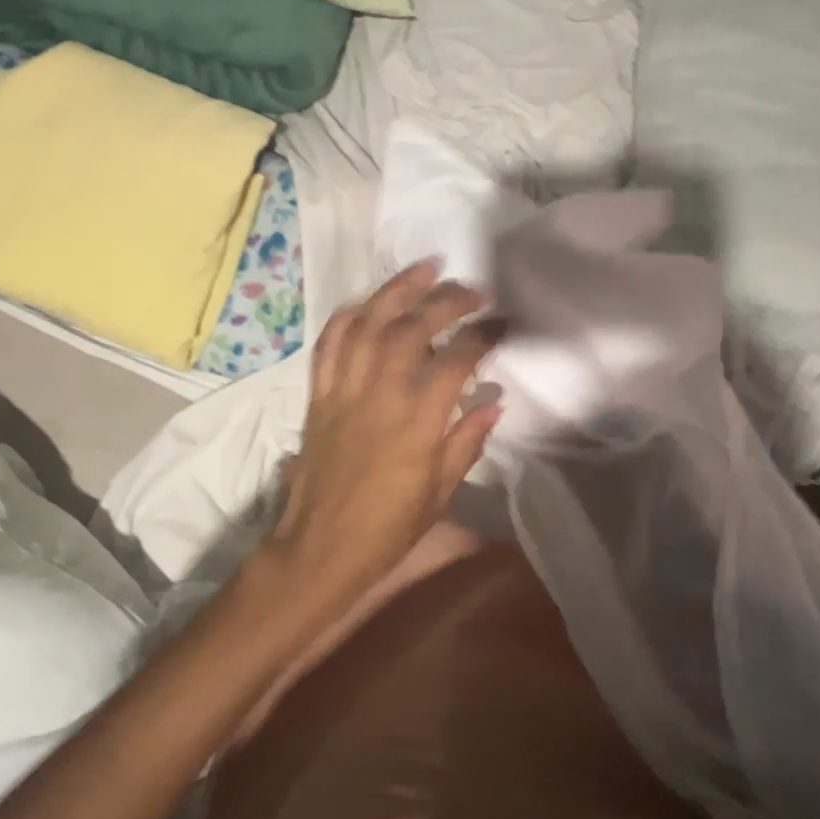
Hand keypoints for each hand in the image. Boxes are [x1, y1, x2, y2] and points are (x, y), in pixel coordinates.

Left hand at [263, 261, 504, 614]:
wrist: (318, 549)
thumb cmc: (387, 529)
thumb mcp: (438, 493)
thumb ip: (466, 442)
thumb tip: (492, 403)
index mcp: (416, 423)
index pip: (454, 361)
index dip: (481, 337)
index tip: (501, 325)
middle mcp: (379, 396)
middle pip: (410, 329)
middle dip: (445, 301)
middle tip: (472, 290)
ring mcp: (343, 392)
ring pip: (367, 325)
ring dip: (396, 291)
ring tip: (424, 269)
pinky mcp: (319, 396)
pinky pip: (329, 345)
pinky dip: (347, 317)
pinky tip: (366, 302)